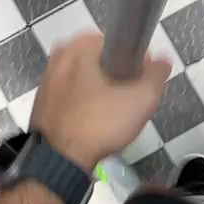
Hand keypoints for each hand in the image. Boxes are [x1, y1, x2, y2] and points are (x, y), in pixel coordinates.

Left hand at [29, 34, 170, 166]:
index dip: (136, 62)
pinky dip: (85, 105)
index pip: (118, 43)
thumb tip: (162, 61)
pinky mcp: (42, 101)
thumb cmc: (100, 124)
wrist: (59, 161)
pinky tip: (94, 123)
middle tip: (129, 102)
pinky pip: (73, 96)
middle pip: (102, 61)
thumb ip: (157, 74)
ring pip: (87, 79)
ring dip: (101, 92)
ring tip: (113, 116)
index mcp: (80, 46)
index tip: (142, 83)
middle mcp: (59, 56)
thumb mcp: (142, 99)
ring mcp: (47, 79)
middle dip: (118, 77)